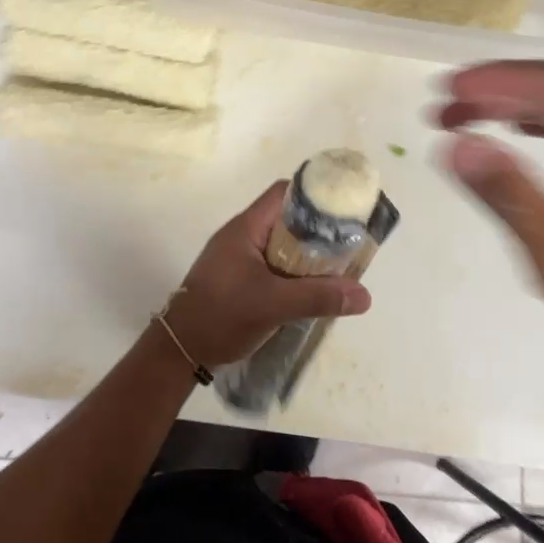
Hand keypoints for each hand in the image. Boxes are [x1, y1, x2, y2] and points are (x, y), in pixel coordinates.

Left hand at [161, 181, 372, 367]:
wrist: (179, 349)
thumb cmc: (220, 316)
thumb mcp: (273, 305)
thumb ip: (317, 297)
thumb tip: (364, 295)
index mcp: (245, 228)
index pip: (284, 193)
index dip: (315, 196)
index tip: (345, 213)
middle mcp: (242, 236)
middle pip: (287, 220)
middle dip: (318, 232)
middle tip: (349, 248)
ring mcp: (238, 259)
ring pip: (282, 246)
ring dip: (307, 257)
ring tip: (337, 272)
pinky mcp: (238, 280)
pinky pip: (274, 266)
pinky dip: (294, 274)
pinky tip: (311, 292)